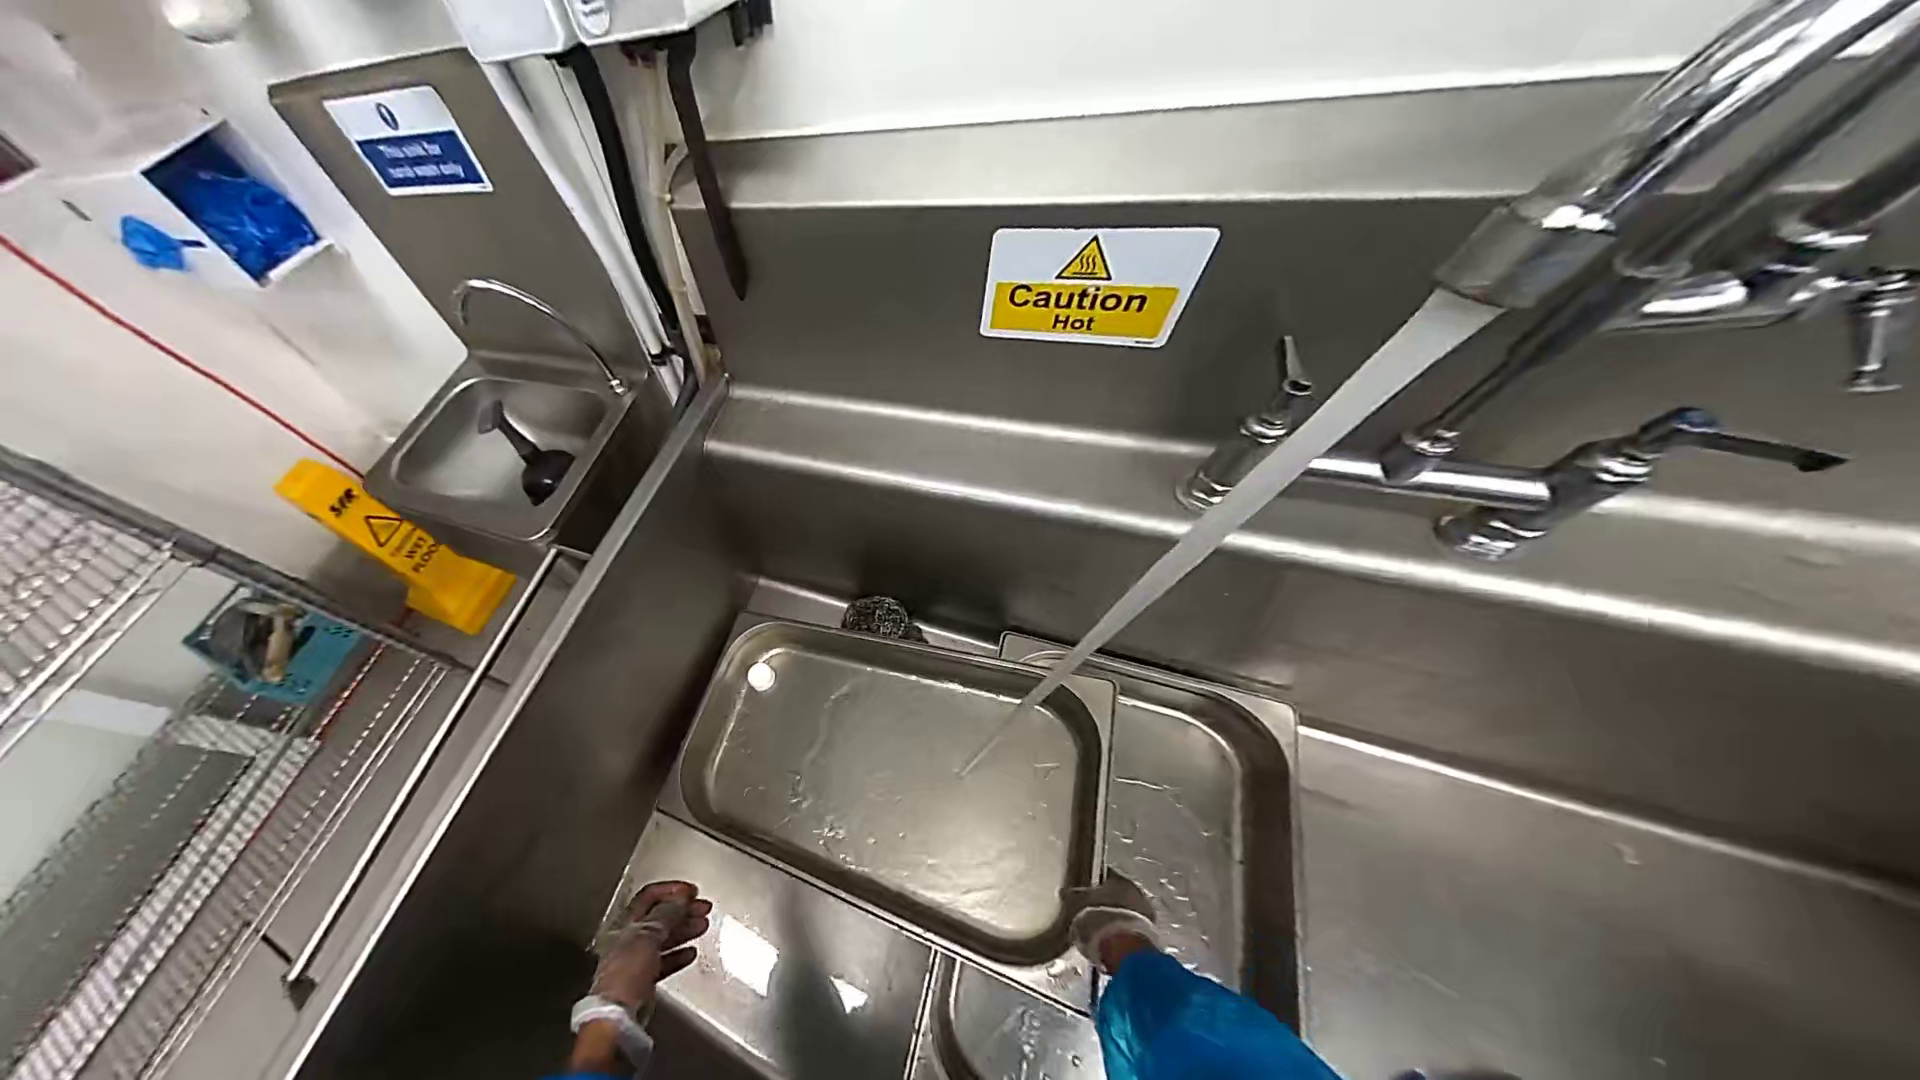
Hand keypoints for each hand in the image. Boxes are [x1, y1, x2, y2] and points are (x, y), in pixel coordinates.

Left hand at [591, 880, 712, 1012]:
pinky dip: (679, 954)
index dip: (671, 890)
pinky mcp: (643, 981)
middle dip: (683, 910)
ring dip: (685, 929)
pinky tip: (690, 953)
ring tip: (703, 925)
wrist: (617, 1018)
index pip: (649, 897)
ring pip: (664, 938)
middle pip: (659, 917)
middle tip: (703, 907)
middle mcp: (628, 941)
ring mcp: (635, 961)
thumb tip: (681, 898)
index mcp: (624, 925)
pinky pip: (665, 961)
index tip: (691, 891)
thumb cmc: (626, 974)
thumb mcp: (648, 935)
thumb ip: (667, 914)